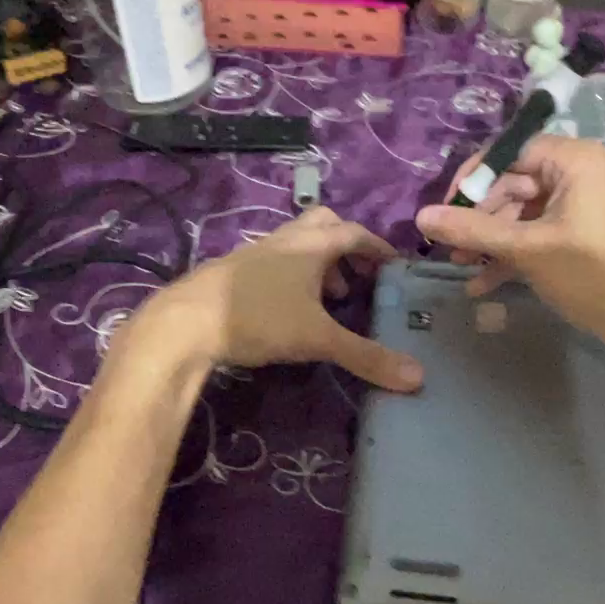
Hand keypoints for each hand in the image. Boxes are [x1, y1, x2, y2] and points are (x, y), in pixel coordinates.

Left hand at [126, 207, 423, 391]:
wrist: (186, 323)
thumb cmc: (259, 319)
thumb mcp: (318, 339)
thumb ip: (366, 357)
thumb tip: (418, 378)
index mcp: (310, 245)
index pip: (354, 233)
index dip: (378, 247)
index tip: (394, 266)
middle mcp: (285, 241)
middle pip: (323, 224)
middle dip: (345, 246)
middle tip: (358, 277)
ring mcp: (255, 253)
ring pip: (296, 245)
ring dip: (318, 265)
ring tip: (329, 301)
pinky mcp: (234, 271)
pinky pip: (274, 263)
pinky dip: (292, 278)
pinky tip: (289, 311)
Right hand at [416, 135, 604, 350]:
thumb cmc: (593, 275)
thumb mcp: (527, 250)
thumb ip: (473, 229)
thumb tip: (421, 217)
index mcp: (575, 160)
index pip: (510, 152)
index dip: (473, 179)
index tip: (445, 211)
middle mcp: (581, 173)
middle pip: (514, 184)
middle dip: (480, 218)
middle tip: (450, 248)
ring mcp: (584, 205)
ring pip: (523, 213)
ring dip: (491, 240)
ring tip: (462, 267)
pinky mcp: (585, 234)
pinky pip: (539, 233)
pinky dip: (514, 254)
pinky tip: (483, 284)